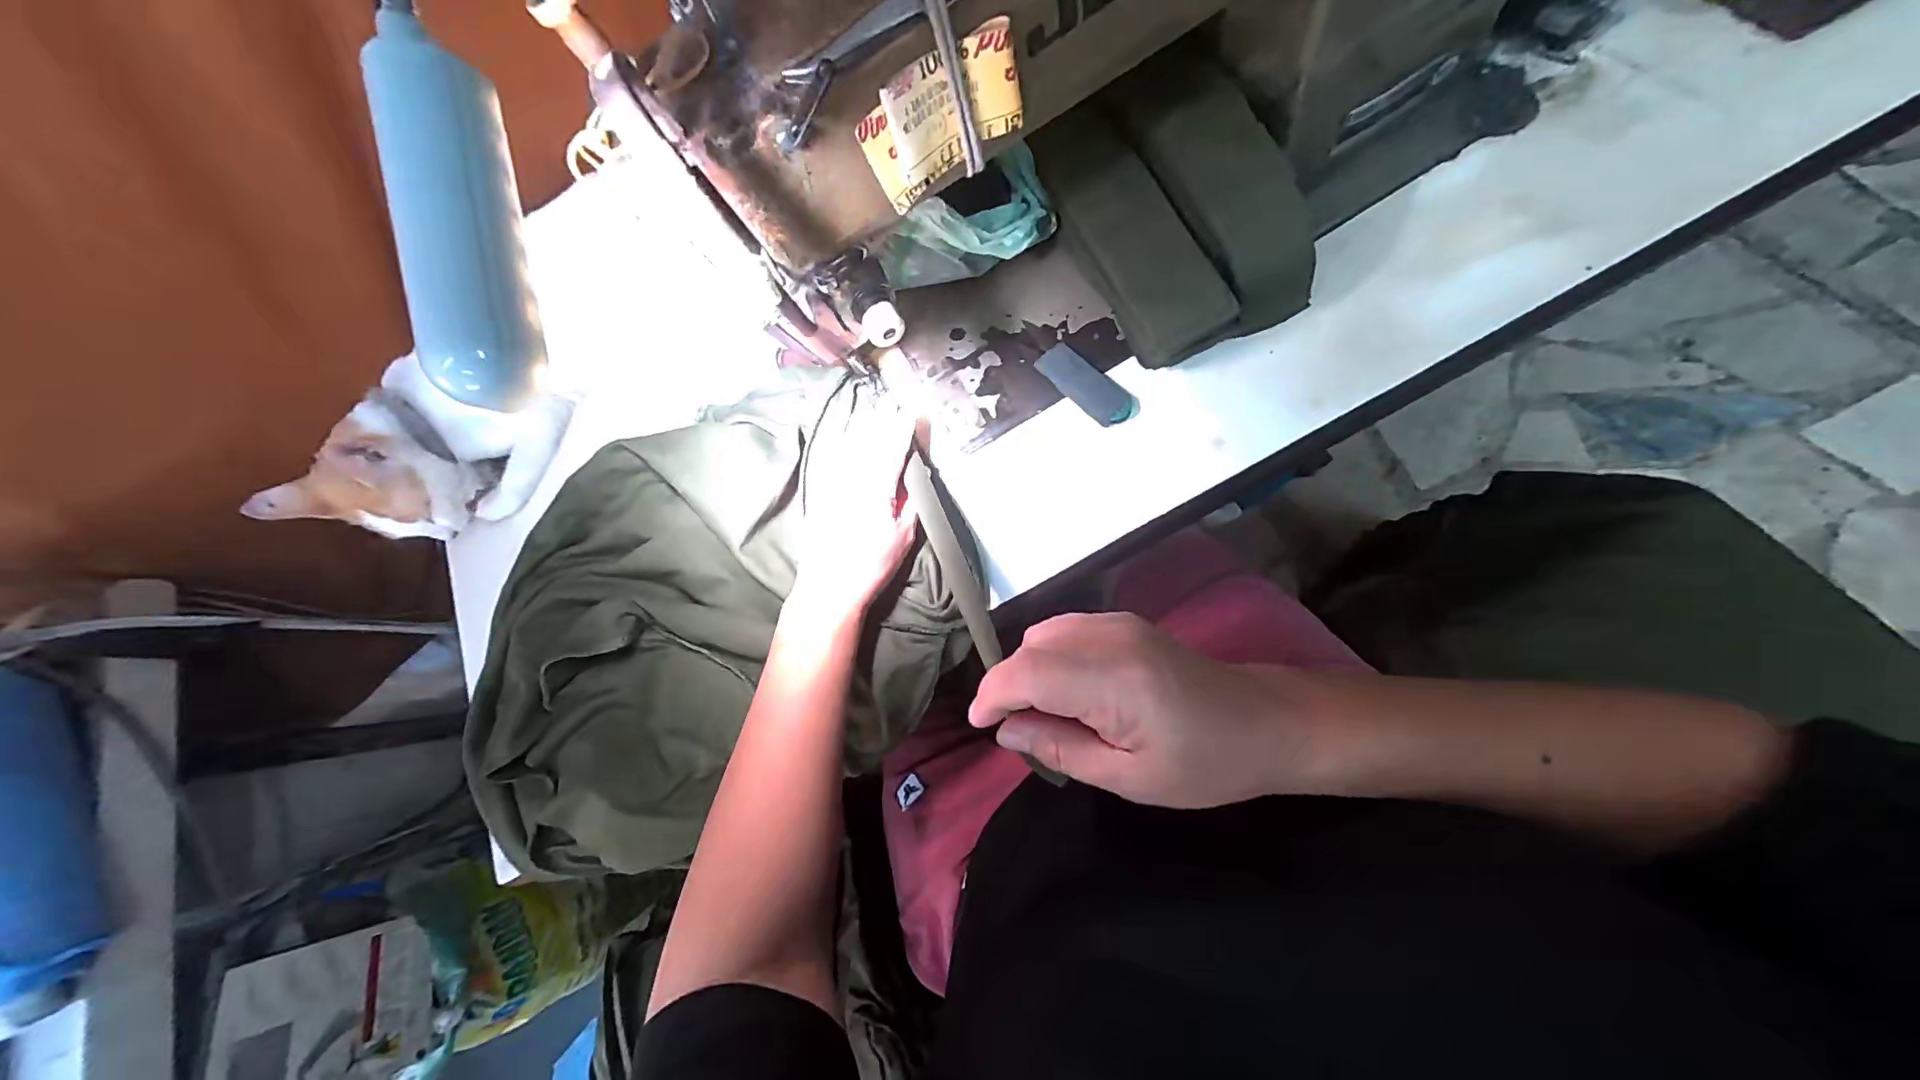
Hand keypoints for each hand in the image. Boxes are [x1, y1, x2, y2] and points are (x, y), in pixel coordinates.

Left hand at [790, 405, 921, 621]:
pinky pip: (835, 452)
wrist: (827, 586)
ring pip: (851, 439)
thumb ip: (911, 496)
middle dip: (886, 416)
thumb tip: (917, 469)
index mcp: (875, 484)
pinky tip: (853, 433)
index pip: (894, 442)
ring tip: (880, 409)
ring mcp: (831, 479)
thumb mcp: (904, 534)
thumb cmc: (870, 565)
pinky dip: (848, 438)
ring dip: (867, 423)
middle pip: (870, 434)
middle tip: (900, 403)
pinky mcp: (820, 487)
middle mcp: (850, 474)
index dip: (907, 424)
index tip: (918, 411)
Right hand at [968, 613, 1326, 807]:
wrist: (1266, 721)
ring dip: (1027, 668)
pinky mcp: (1126, 621)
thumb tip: (1007, 730)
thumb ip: (1061, 749)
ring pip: (1043, 633)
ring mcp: (1120, 623)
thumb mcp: (1130, 778)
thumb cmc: (1206, 763)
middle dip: (1007, 685)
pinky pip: (1066, 629)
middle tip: (1017, 729)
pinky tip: (1066, 688)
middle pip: (1029, 648)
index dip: (992, 695)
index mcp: (1115, 681)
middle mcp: (1112, 638)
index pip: (1027, 672)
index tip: (980, 725)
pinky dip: (1049, 655)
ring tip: (1042, 712)